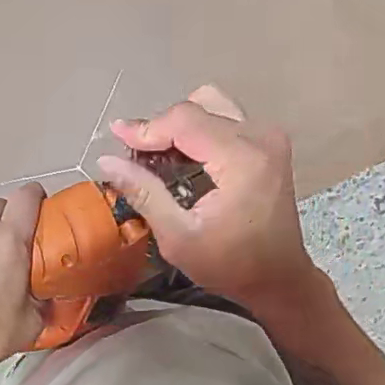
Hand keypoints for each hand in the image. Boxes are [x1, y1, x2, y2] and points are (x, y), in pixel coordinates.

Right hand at [96, 85, 318, 311]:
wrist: (277, 278)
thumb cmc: (228, 265)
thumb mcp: (177, 236)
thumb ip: (144, 193)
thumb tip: (106, 162)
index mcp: (241, 157)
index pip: (185, 120)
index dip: (146, 128)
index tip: (114, 138)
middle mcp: (260, 136)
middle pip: (199, 105)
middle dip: (162, 127)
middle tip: (136, 157)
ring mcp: (269, 137)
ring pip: (213, 106)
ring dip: (181, 127)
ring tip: (158, 159)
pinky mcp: (269, 145)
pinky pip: (226, 121)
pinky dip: (199, 134)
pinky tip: (182, 163)